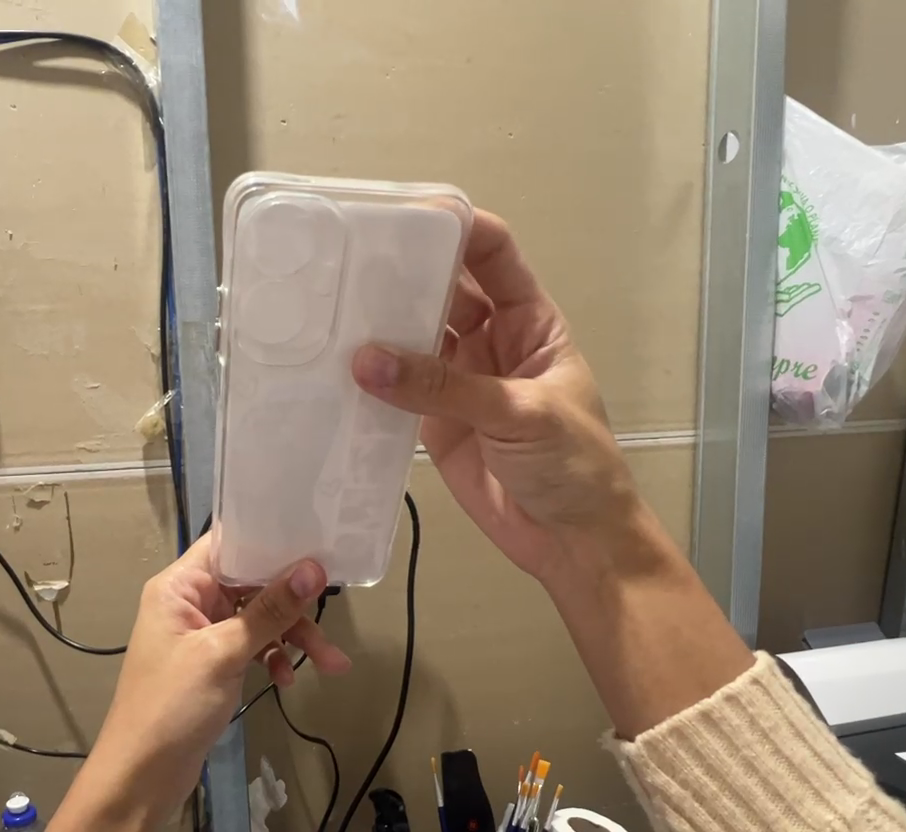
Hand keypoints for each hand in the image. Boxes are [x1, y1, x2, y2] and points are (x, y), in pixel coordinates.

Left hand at [50, 534, 349, 831]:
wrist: (141, 777)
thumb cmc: (172, 706)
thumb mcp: (224, 654)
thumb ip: (270, 611)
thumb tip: (313, 569)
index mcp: (179, 586)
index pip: (228, 542)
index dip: (268, 538)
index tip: (313, 540)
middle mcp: (189, 602)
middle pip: (251, 582)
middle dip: (293, 601)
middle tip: (333, 611)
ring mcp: (201, 633)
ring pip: (258, 617)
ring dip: (293, 636)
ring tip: (331, 663)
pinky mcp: (213, 662)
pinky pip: (252, 646)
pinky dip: (273, 658)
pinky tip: (286, 681)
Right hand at [351, 210, 640, 582]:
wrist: (570, 540)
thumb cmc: (573, 465)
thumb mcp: (519, 414)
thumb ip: (445, 387)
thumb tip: (368, 361)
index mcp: (530, 323)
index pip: (494, 257)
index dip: (458, 229)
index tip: (409, 216)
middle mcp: (490, 343)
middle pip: (443, 293)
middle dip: (405, 277)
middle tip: (349, 266)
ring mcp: (458, 384)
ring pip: (415, 342)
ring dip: (382, 330)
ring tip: (332, 314)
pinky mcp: (433, 424)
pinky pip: (398, 394)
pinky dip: (373, 385)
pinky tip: (339, 373)